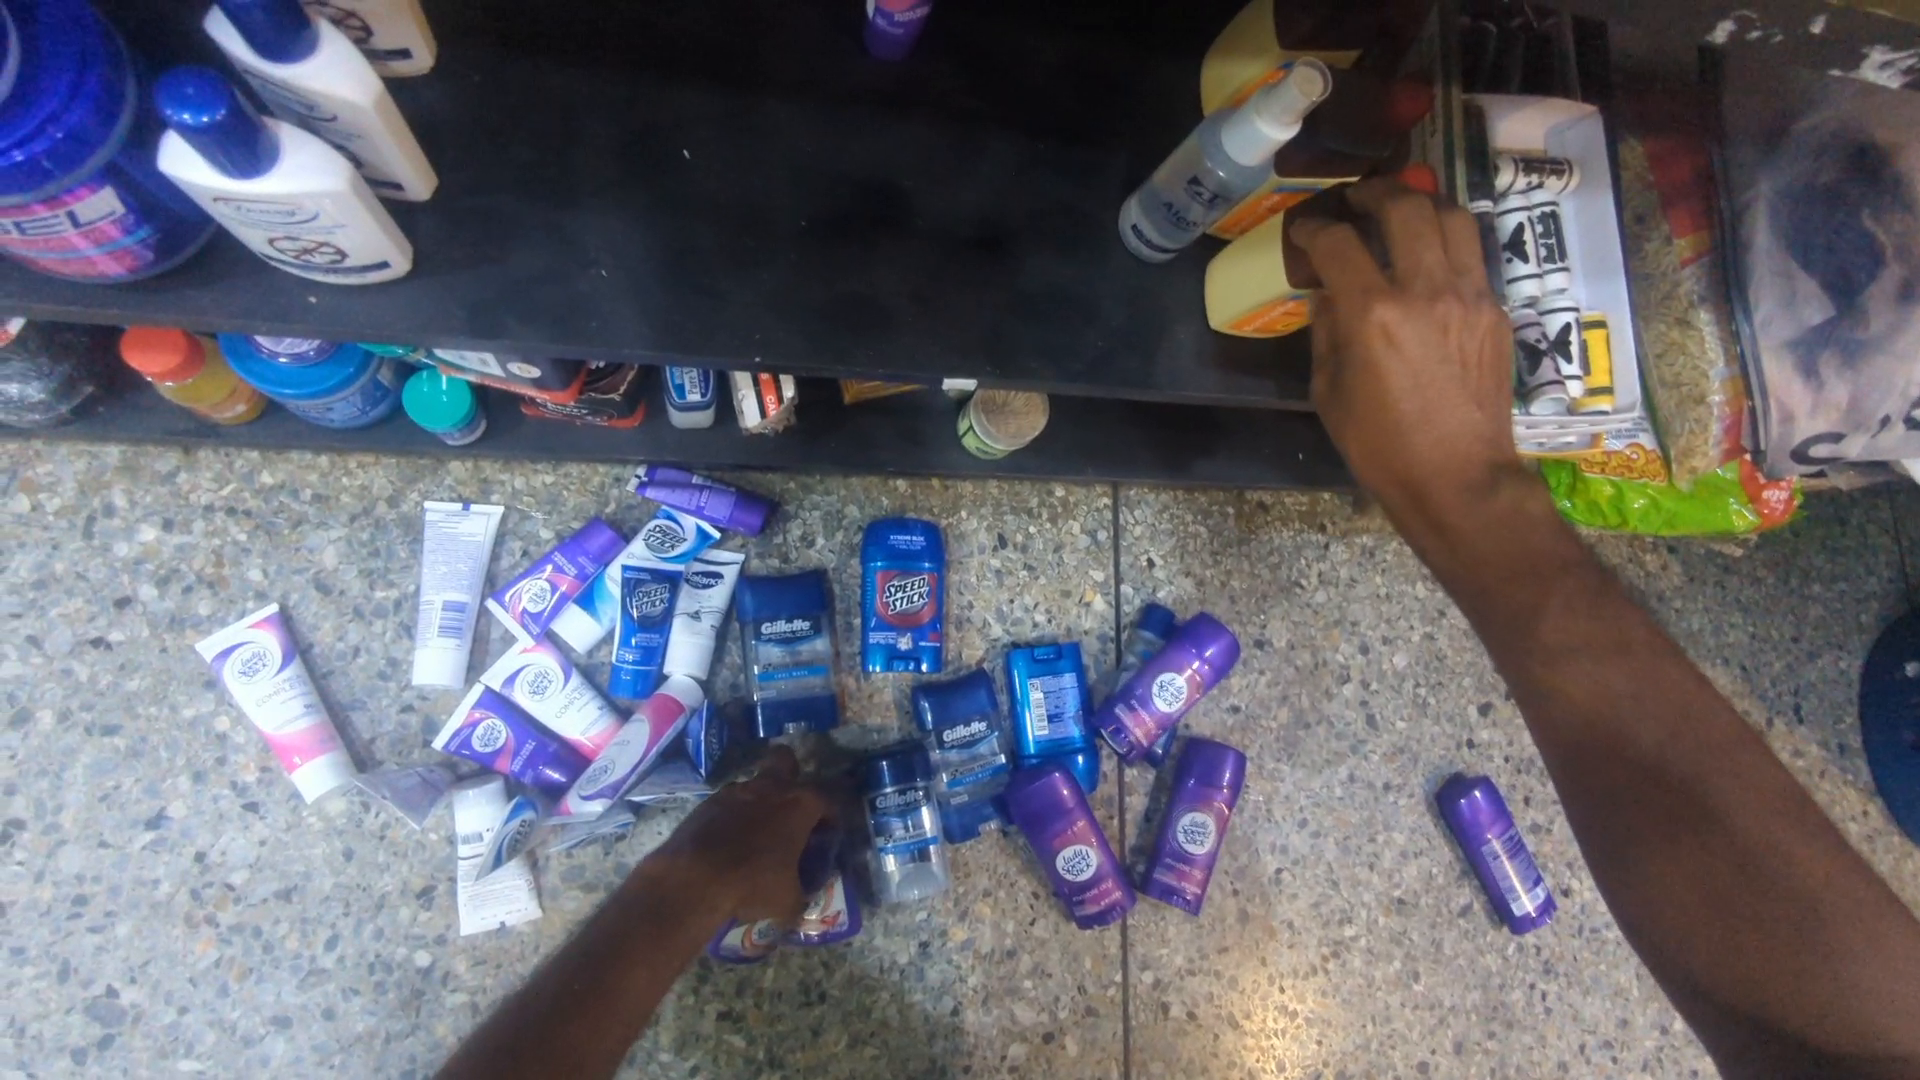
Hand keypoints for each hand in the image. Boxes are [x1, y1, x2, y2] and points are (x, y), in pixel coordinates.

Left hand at [640, 745, 834, 926]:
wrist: (692, 882)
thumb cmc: (752, 885)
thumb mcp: (789, 900)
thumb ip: (802, 891)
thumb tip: (803, 896)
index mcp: (799, 805)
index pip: (827, 801)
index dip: (829, 818)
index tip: (825, 835)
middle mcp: (770, 788)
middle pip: (784, 761)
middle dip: (789, 775)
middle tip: (788, 807)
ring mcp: (735, 792)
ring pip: (752, 786)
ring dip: (756, 803)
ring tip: (752, 835)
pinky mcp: (706, 804)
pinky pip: (726, 805)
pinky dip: (729, 819)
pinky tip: (724, 844)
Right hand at [1290, 178, 1522, 531]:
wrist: (1455, 475)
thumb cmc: (1378, 444)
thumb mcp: (1328, 391)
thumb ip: (1327, 331)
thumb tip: (1328, 294)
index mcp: (1373, 315)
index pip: (1339, 245)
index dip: (1315, 229)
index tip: (1304, 228)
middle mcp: (1425, 290)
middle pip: (1404, 208)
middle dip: (1372, 195)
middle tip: (1354, 200)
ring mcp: (1470, 295)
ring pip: (1451, 218)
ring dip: (1419, 205)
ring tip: (1399, 210)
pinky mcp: (1495, 310)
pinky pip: (1471, 255)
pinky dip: (1445, 242)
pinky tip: (1428, 256)